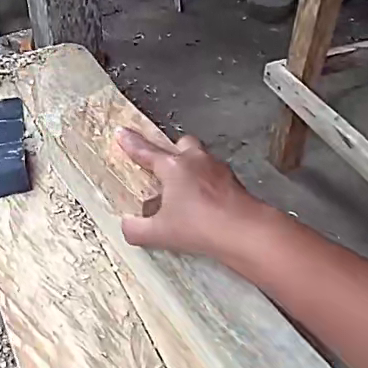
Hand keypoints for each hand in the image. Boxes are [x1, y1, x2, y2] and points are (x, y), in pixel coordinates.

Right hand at [116, 127, 275, 260]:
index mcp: (174, 167)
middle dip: (171, 151)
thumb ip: (136, 230)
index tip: (123, 133)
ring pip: (201, 157)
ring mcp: (218, 168)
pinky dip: (208, 182)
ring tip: (184, 188)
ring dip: (191, 166)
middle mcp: (196, 161)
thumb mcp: (159, 233)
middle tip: (162, 166)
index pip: (146, 151)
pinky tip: (205, 200)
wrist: (244, 231)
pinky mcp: (234, 181)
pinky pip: (215, 174)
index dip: (132, 143)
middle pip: (181, 144)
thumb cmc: (201, 226)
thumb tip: (127, 226)